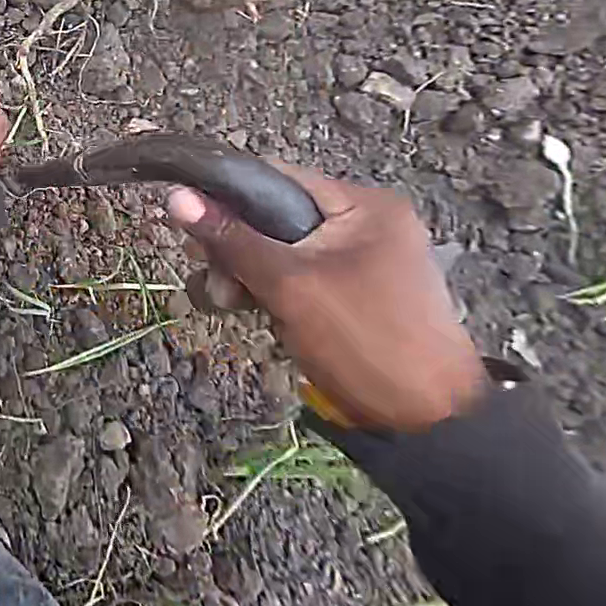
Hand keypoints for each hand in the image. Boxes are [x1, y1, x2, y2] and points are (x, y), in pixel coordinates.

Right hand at [165, 166, 488, 431]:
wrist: (429, 427)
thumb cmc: (363, 341)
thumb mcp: (288, 284)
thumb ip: (231, 238)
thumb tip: (176, 197)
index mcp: (365, 205)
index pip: (277, 177)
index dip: (228, 197)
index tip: (195, 229)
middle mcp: (365, 221)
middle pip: (273, 213)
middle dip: (235, 245)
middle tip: (213, 274)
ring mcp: (361, 256)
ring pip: (279, 246)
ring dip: (246, 270)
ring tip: (229, 300)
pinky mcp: (352, 288)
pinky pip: (295, 271)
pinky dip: (268, 286)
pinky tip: (250, 307)